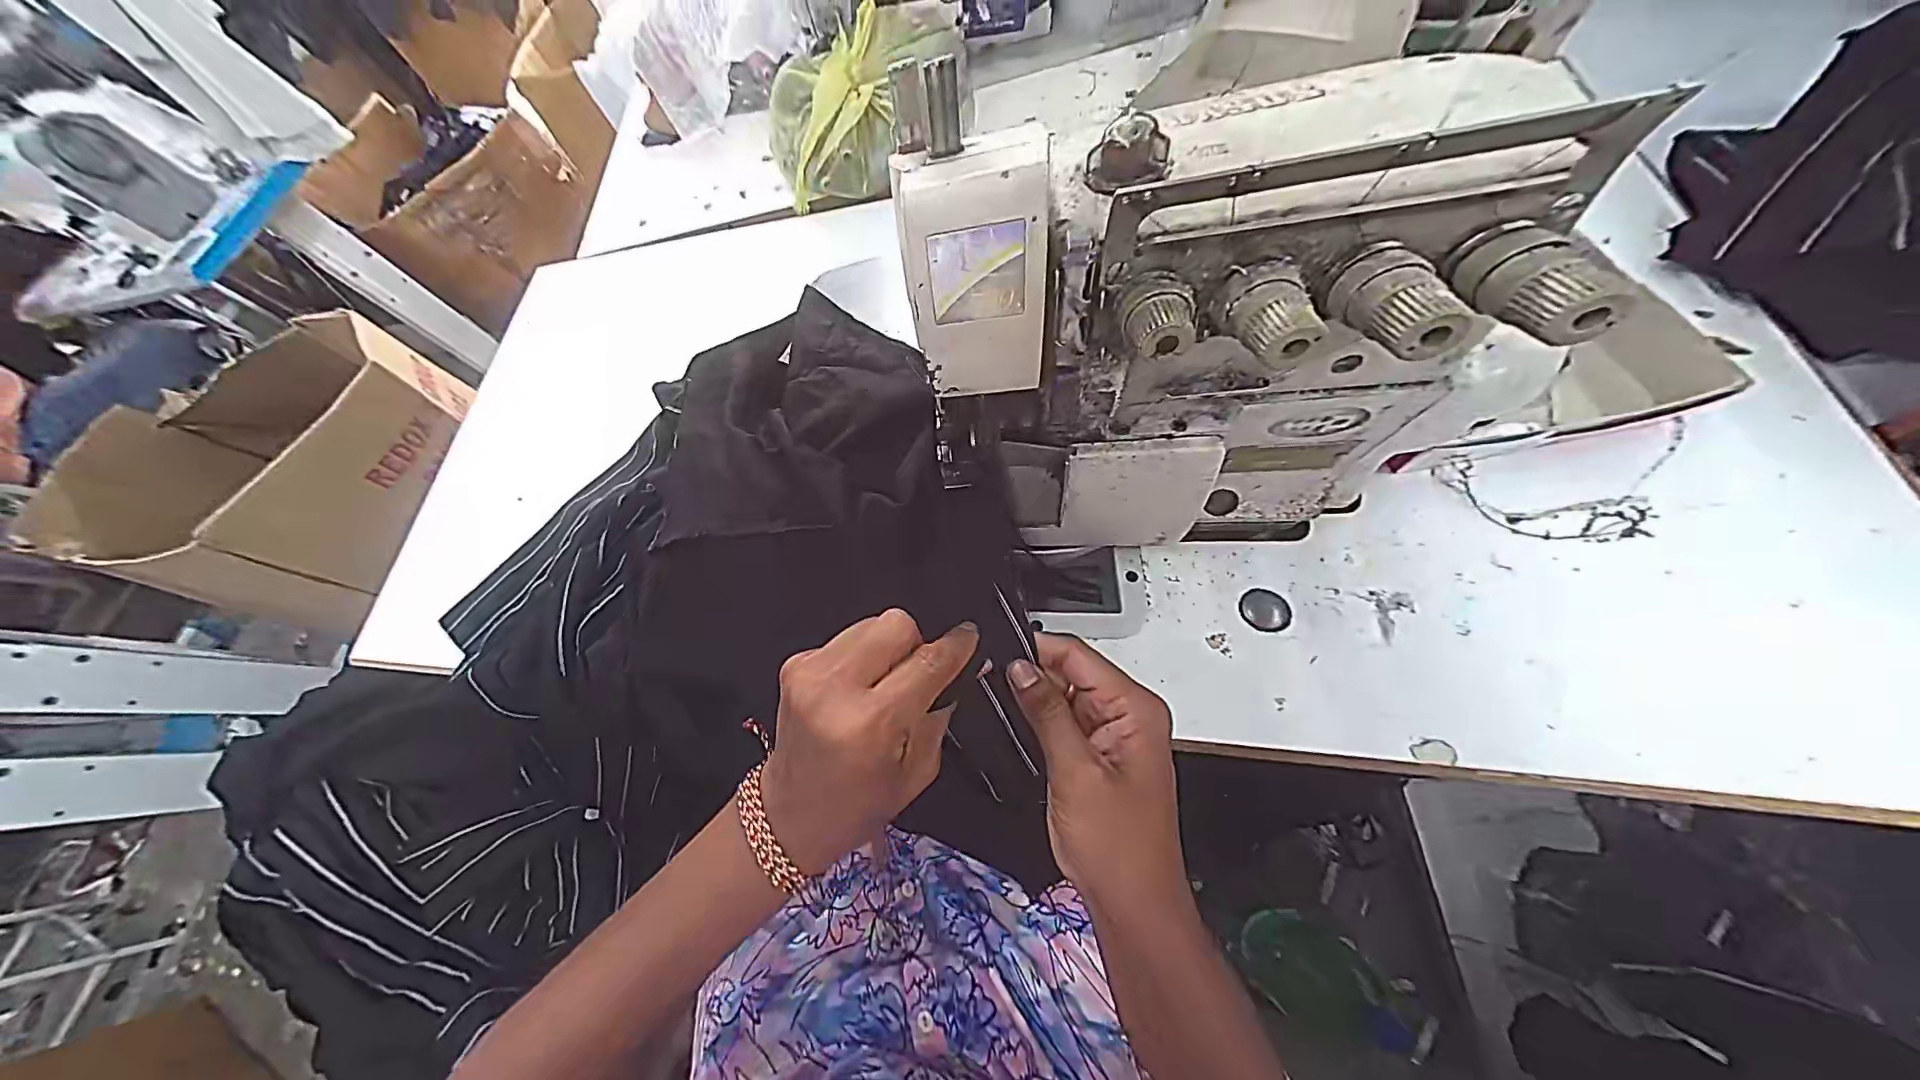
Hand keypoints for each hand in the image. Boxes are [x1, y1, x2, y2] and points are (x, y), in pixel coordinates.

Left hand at [761, 610, 977, 873]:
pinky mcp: (795, 665)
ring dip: (887, 647)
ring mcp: (809, 673)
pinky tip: (856, 687)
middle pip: (897, 624)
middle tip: (915, 676)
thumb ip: (939, 713)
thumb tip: (957, 668)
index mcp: (870, 723)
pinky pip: (846, 637)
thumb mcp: (916, 771)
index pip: (927, 661)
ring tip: (881, 685)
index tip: (968, 637)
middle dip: (916, 644)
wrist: (791, 815)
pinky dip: (860, 655)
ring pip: (872, 623)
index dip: (956, 645)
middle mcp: (834, 690)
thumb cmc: (855, 804)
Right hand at [1008, 634, 1183, 909]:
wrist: (1131, 902)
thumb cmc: (1120, 849)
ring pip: (1063, 696)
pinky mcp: (1097, 752)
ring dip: (1035, 701)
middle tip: (993, 683)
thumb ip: (1046, 713)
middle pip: (1071, 672)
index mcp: (1136, 709)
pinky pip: (1064, 722)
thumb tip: (1021, 669)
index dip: (1037, 649)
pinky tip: (1023, 731)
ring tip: (1006, 710)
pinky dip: (1041, 723)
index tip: (998, 652)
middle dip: (1032, 676)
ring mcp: (1112, 733)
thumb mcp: (1076, 771)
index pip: (1080, 655)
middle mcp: (1129, 714)